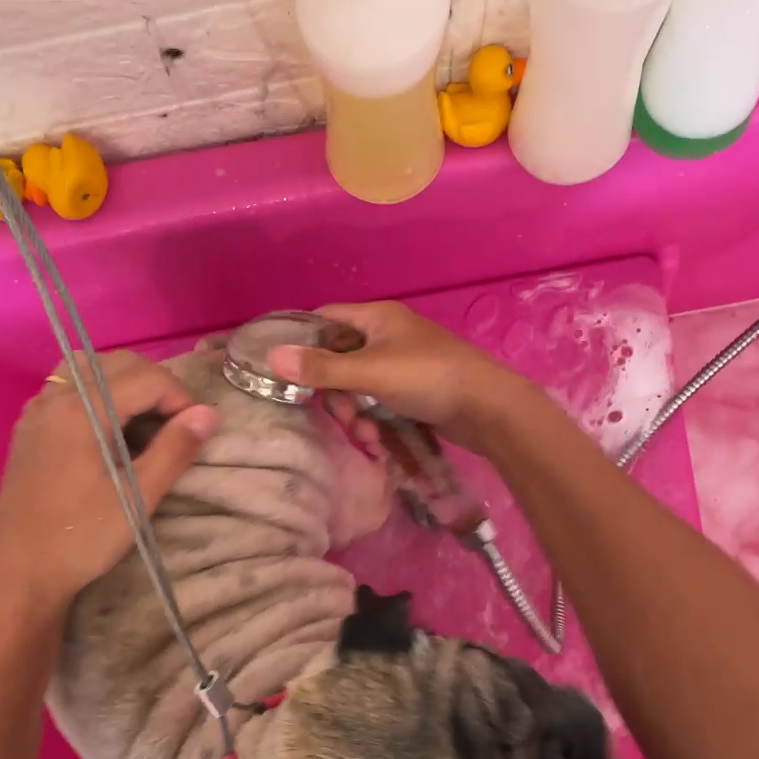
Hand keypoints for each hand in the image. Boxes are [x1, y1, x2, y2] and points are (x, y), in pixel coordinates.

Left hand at [0, 350, 218, 605]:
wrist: (21, 573)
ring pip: (90, 369)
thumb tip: (209, 414)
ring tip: (147, 425)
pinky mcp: (30, 430)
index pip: (145, 377)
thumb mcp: (138, 496)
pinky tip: (111, 432)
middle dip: (156, 386)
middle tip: (178, 427)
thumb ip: (174, 449)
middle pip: (117, 363)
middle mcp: (54, 398)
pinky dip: (99, 395)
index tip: (197, 431)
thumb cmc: (83, 537)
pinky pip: (69, 389)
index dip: (180, 397)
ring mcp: (37, 412)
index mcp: (81, 410)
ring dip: (127, 386)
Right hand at [266, 301, 532, 448]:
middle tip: (340, 414)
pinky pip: (381, 402)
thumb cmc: (427, 377)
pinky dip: (375, 420)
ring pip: (361, 386)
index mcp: (377, 318)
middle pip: (341, 357)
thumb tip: (272, 358)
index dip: (304, 340)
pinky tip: (378, 440)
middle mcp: (389, 335)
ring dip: (355, 412)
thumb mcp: (370, 372)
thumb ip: (322, 368)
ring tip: (365, 434)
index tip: (288, 371)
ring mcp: (404, 365)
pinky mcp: (415, 392)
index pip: (326, 318)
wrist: (487, 407)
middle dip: (334, 390)